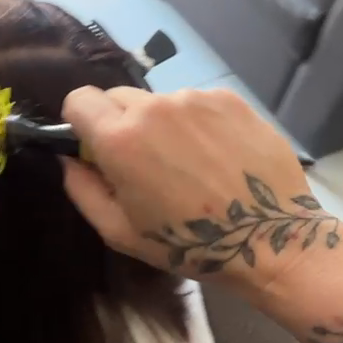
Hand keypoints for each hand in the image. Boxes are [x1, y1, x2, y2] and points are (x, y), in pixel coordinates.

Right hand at [59, 87, 340, 291]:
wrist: (274, 240)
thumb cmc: (190, 245)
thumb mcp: (121, 232)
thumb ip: (82, 190)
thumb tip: (68, 160)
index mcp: (119, 139)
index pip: (78, 99)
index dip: (79, 120)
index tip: (93, 144)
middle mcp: (153, 106)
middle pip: (116, 97)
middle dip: (119, 123)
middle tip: (144, 161)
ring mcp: (194, 98)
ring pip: (158, 101)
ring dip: (161, 123)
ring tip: (190, 162)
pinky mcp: (228, 98)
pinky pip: (195, 102)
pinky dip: (196, 123)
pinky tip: (217, 155)